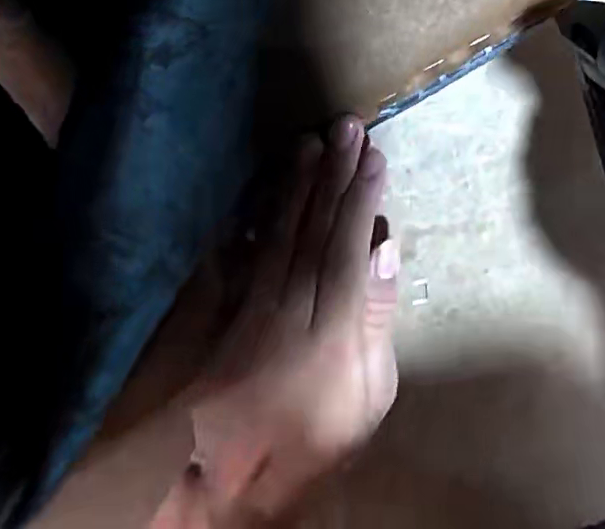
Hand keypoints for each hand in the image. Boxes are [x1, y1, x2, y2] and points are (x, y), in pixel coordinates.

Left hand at [168, 117, 399, 525]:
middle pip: (317, 227)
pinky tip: (268, 186)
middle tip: (346, 127)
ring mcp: (255, 302)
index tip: (374, 156)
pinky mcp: (230, 306)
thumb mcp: (367, 400)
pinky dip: (259, 214)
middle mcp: (292, 303)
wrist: (218, 478)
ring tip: (311, 141)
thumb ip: (375, 320)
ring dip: (299, 182)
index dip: (361, 197)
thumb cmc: (310, 442)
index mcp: (332, 329)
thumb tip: (385, 251)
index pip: (350, 246)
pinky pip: (247, 250)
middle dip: (334, 174)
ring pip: (282, 230)